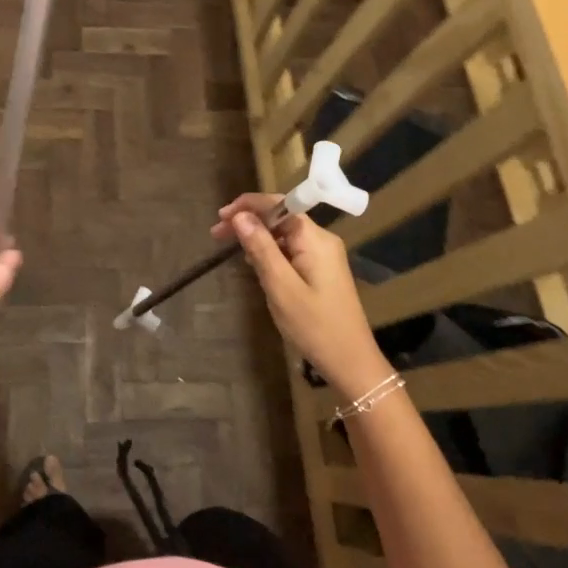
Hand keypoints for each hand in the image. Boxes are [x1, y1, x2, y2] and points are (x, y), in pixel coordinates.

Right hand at [212, 195, 392, 399]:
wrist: (350, 362)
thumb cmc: (315, 326)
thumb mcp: (281, 287)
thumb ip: (261, 248)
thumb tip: (241, 216)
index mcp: (314, 239)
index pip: (278, 204)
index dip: (247, 206)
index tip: (220, 218)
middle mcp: (321, 240)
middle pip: (280, 217)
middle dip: (249, 221)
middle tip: (217, 235)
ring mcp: (323, 256)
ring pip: (284, 234)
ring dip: (257, 237)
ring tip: (231, 249)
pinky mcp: (322, 271)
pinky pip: (291, 250)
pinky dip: (270, 252)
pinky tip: (255, 264)